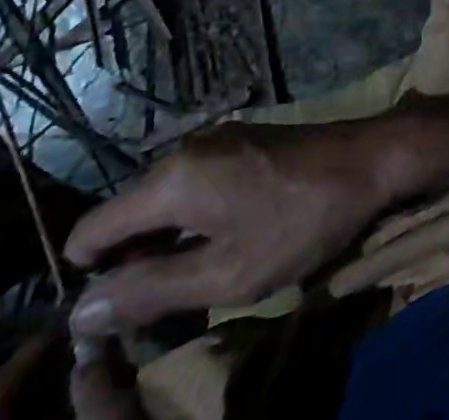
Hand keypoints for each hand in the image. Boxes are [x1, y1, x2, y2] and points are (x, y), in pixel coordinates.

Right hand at [63, 121, 412, 336]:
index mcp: (170, 181)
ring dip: (168, 239)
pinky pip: (194, 181)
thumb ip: (152, 290)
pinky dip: (194, 214)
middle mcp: (181, 150)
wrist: (367, 160)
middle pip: (127, 212)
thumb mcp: (227, 273)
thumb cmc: (301, 221)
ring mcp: (213, 139)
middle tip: (166, 304)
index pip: (90, 229)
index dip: (91, 275)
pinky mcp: (239, 139)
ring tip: (200, 276)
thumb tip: (81, 310)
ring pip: (162, 197)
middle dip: (133, 261)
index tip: (119, 310)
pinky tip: (227, 238)